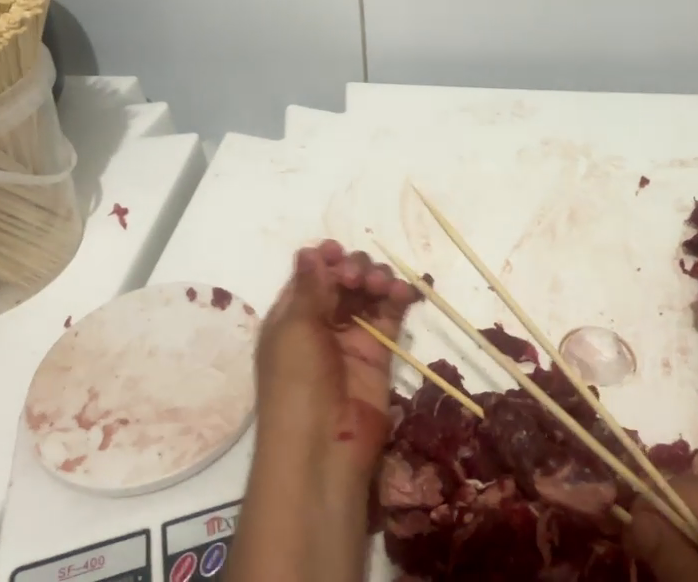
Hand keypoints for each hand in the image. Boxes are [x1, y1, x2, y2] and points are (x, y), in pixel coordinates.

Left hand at [255, 239, 416, 460]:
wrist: (322, 447)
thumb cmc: (296, 383)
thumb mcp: (294, 329)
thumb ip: (309, 287)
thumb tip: (308, 251)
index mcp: (290, 316)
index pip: (310, 276)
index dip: (325, 259)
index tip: (337, 252)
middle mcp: (320, 323)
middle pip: (341, 280)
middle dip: (354, 268)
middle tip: (358, 277)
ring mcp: (351, 338)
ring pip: (367, 293)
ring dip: (378, 279)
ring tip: (384, 286)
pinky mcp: (379, 352)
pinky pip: (390, 315)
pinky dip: (399, 298)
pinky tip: (407, 292)